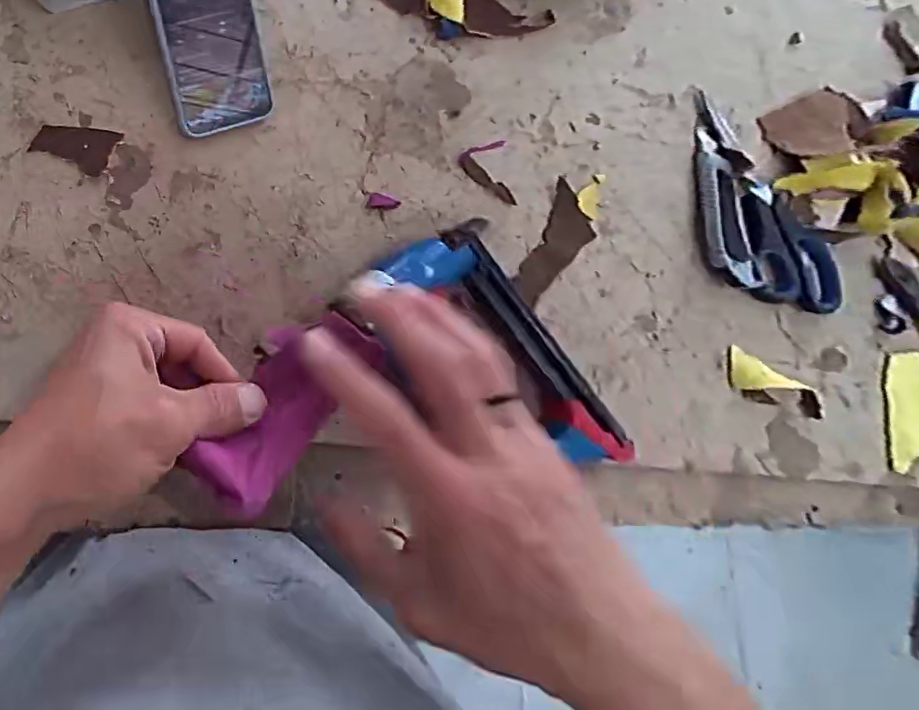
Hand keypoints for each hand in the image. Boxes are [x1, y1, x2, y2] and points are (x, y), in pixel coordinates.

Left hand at [0, 304, 266, 538]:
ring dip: (185, 417)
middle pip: (179, 363)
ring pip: (161, 387)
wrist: (19, 496)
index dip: (225, 377)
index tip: (248, 413)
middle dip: (204, 400)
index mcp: (129, 325)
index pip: (196, 342)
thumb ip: (219, 408)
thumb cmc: (99, 443)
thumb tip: (260, 400)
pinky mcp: (87, 402)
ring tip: (204, 448)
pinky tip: (172, 454)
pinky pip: (139, 403)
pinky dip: (160, 425)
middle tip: (228, 434)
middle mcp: (112, 337)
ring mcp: (96, 370)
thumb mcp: (169, 424)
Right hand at [302, 285, 749, 709]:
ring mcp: (520, 436)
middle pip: (442, 368)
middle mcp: (485, 453)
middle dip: (400, 319)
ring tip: (405, 287)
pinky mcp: (541, 433)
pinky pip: (503, 374)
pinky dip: (472, 337)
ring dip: (438, 316)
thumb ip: (367, 550)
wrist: (602, 630)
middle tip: (365, 288)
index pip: (388, 420)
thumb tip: (327, 501)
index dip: (347, 375)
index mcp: (449, 497)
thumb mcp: (420, 604)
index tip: (316, 341)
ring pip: (478, 359)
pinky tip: (454, 321)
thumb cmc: (504, 622)